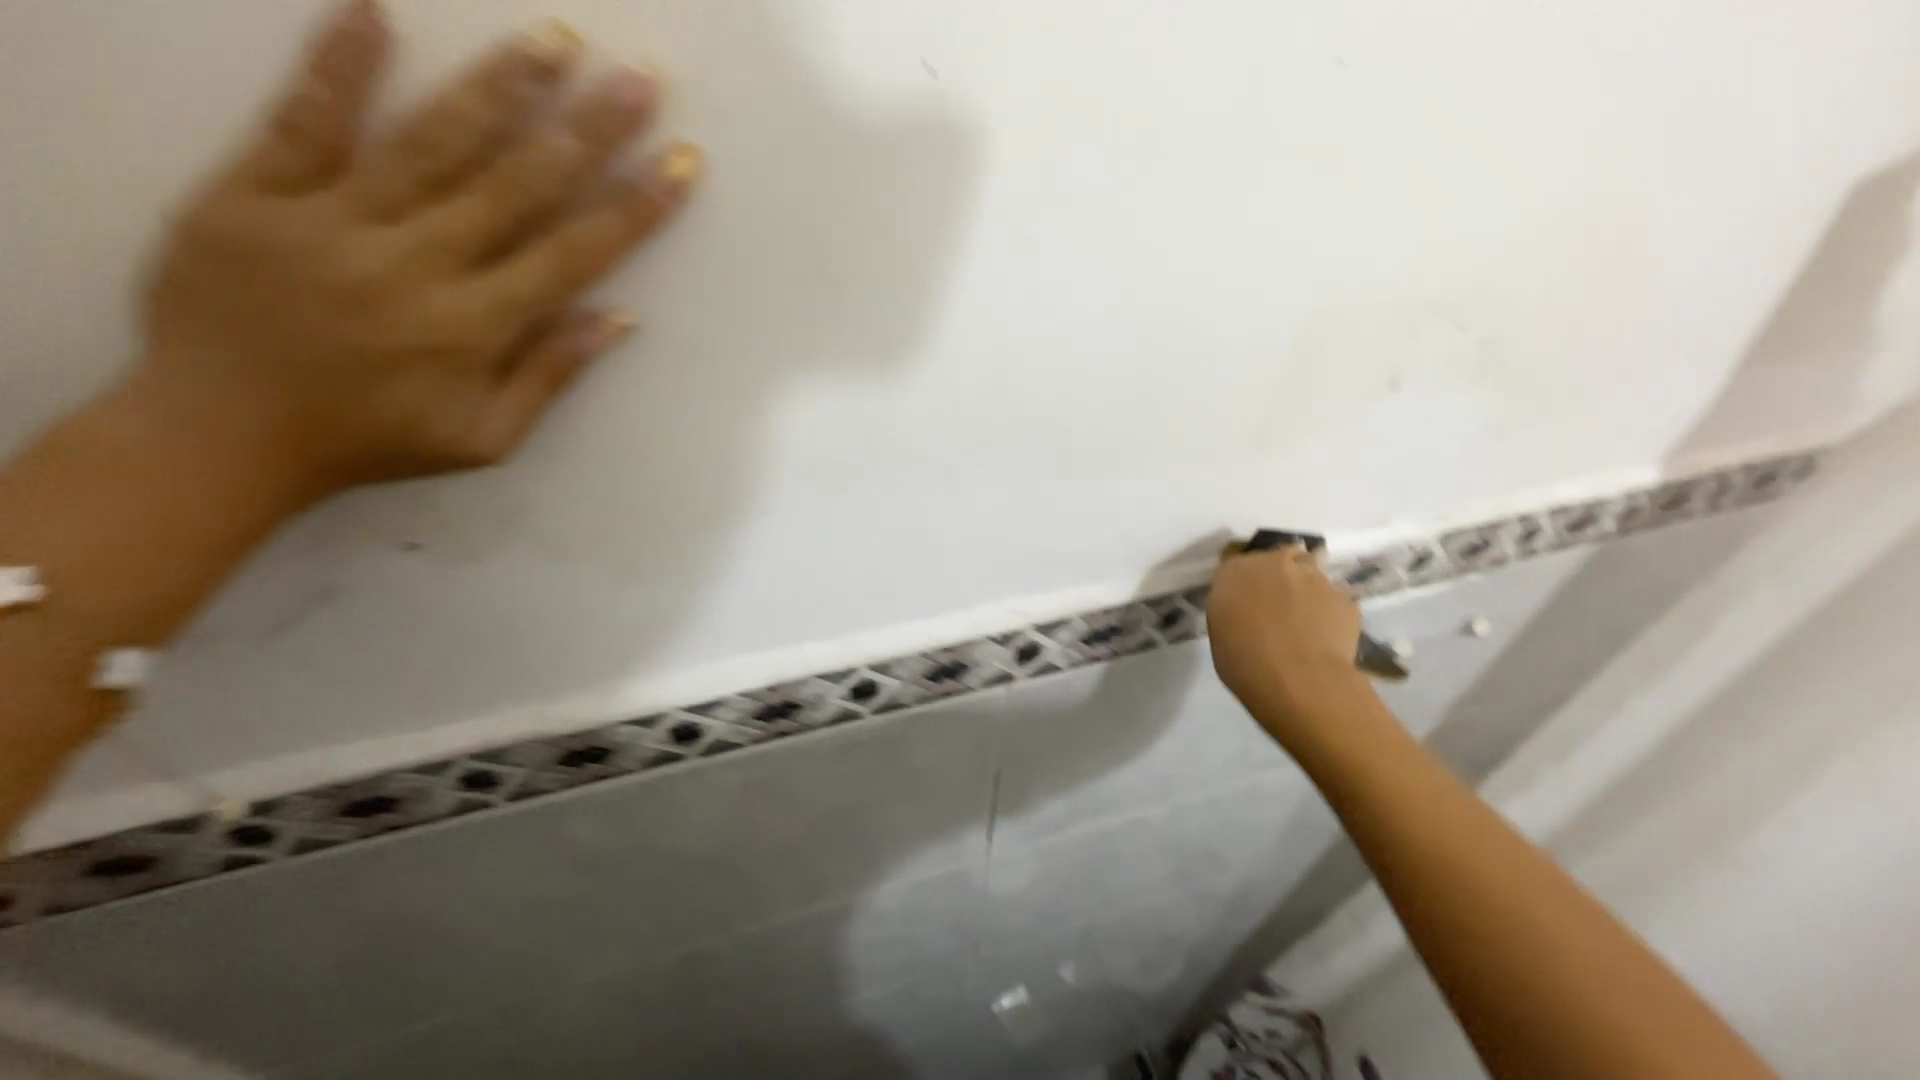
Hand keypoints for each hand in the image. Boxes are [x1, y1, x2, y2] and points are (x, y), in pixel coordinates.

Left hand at [128, 0, 699, 500]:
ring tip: (554, 38)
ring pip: (431, 143)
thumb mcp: (482, 439)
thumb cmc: (367, 441)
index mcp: (474, 327)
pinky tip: (374, 11)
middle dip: (589, 130)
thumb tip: (620, 318)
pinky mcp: (254, 195)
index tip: (680, 162)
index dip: (635, 207)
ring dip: (500, 87)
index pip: (573, 254)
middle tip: (640, 78)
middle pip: (517, 185)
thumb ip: (550, 377)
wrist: (218, 436)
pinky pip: (302, 123)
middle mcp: (417, 264)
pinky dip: (338, 66)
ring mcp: (333, 223)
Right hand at [1207, 544, 1370, 748]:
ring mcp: (1315, 577)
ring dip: (1310, 587)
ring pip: (1314, 572)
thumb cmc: (1244, 662)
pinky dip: (1332, 611)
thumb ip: (1235, 611)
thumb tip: (1248, 612)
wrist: (1297, 680)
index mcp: (1236, 572)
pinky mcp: (1345, 598)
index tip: (1251, 597)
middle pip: (1282, 557)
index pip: (1239, 563)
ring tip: (1309, 616)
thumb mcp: (1222, 634)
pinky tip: (1328, 635)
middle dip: (1284, 573)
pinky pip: (1336, 600)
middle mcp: (1275, 564)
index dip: (1248, 580)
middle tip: (1282, 602)